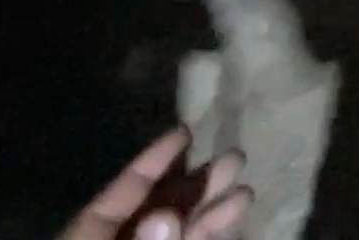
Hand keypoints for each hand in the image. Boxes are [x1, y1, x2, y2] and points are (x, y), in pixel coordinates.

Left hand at [60, 129, 251, 239]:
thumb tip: (165, 215)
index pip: (112, 199)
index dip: (149, 163)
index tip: (185, 129)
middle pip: (151, 210)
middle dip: (194, 183)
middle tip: (234, 156)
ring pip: (174, 229)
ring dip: (211, 206)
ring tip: (245, 188)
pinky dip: (210, 230)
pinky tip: (238, 208)